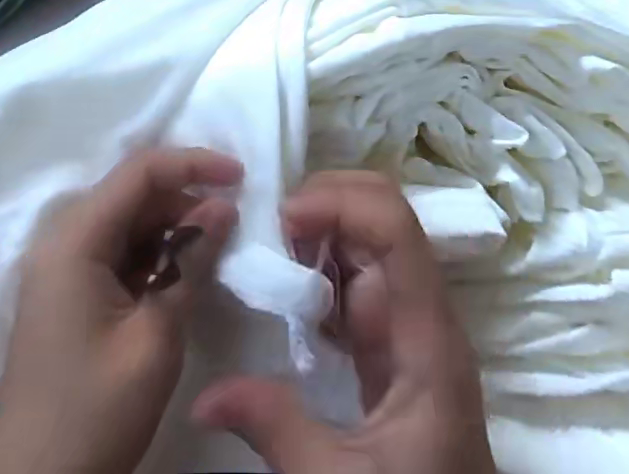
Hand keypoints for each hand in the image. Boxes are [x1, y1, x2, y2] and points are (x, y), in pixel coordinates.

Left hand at [0, 148, 242, 473]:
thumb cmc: (96, 410)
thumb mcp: (155, 337)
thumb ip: (189, 263)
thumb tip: (221, 207)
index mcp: (73, 239)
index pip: (138, 173)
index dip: (191, 164)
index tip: (240, 175)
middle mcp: (62, 238)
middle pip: (130, 193)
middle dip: (184, 199)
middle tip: (234, 223)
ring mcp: (61, 264)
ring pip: (126, 221)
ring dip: (171, 227)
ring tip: (216, 248)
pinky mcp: (68, 289)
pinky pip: (116, 250)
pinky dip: (152, 254)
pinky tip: (182, 273)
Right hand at [192, 171, 493, 473]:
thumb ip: (275, 429)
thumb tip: (202, 396)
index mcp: (426, 338)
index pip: (398, 231)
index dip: (342, 203)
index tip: (284, 219)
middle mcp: (419, 313)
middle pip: (383, 216)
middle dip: (325, 200)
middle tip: (269, 226)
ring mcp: (402, 323)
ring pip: (364, 239)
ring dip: (315, 226)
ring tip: (265, 243)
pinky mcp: (383, 339)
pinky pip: (350, 276)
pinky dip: (313, 261)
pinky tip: (282, 277)